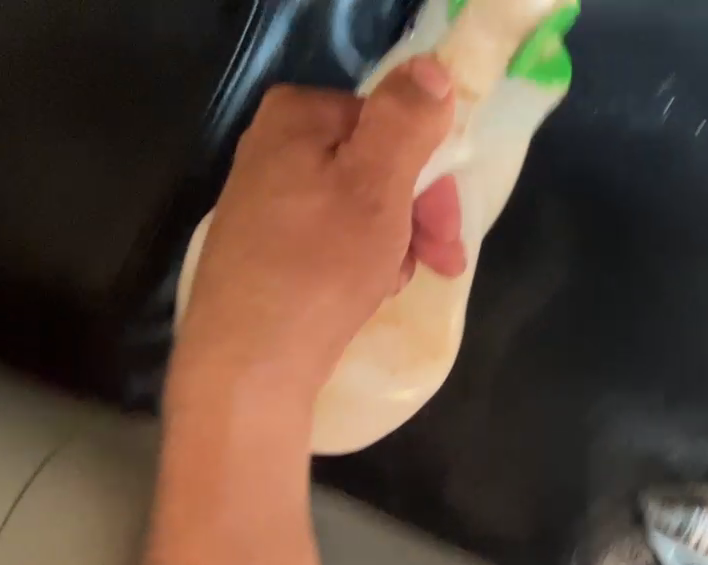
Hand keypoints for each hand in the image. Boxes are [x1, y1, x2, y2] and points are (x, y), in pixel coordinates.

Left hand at [173, 57, 467, 410]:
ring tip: (398, 282)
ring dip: (397, 242)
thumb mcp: (376, 186)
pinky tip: (370, 288)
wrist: (255, 352)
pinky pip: (337, 237)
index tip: (452, 231)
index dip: (433, 178)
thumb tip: (434, 70)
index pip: (393, 125)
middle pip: (378, 166)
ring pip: (363, 206)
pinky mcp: (269, 242)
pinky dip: (366, 260)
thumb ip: (406, 123)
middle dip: (419, 215)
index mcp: (301, 115)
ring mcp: (269, 195)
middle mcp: (277, 144)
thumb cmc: (322, 265)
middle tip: (443, 264)